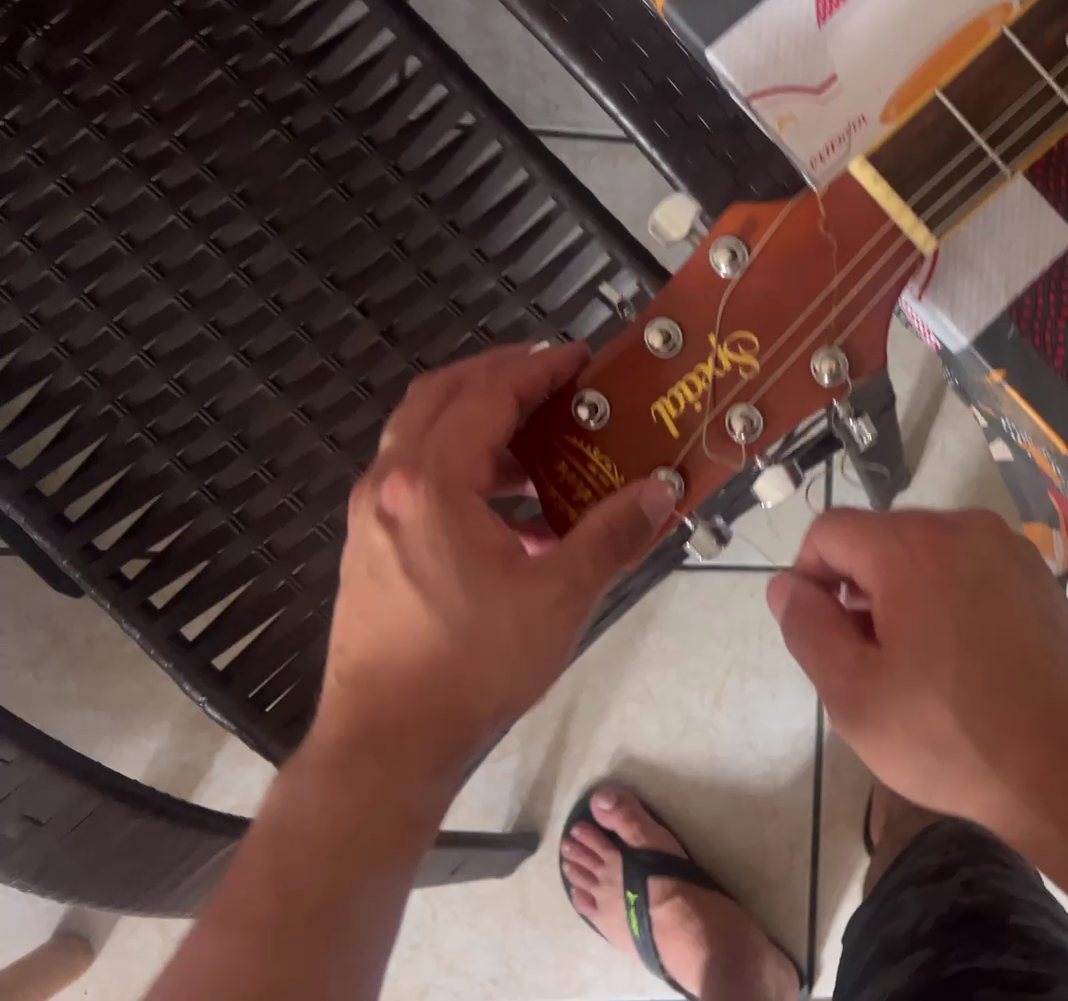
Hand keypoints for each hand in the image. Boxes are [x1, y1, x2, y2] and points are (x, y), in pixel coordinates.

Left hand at [314, 343, 675, 773]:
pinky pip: (419, 479)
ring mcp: (371, 518)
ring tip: (543, 441)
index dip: (535, 369)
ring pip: (422, 438)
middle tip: (554, 378)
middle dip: (497, 376)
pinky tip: (516, 511)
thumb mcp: (562, 593)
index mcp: (431, 485)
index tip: (579, 359)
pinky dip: (467, 469)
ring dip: (481, 423)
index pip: (484, 397)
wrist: (389, 741)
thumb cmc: (476, 661)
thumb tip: (664, 492)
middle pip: (437, 399)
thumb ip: (616, 534)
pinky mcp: (372, 549)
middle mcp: (389, 486)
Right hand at [766, 509, 1067, 838]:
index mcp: (915, 545)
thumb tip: (786, 587)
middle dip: (859, 589)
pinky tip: (962, 657)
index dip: (808, 577)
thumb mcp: (854, 694)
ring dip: (904, 594)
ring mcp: (1011, 549)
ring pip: (927, 553)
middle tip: (869, 660)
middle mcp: (966, 527)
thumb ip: (807, 628)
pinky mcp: (1039, 577)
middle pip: (881, 538)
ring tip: (916, 664)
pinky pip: (971, 569)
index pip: (830, 531)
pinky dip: (949, 597)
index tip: (819, 633)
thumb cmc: (950, 736)